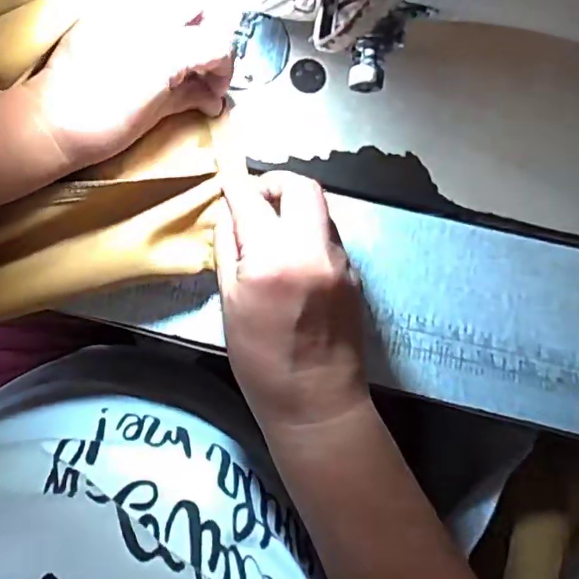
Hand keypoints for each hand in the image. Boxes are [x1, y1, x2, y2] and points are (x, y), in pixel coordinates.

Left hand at [22, 0, 233, 169]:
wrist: (49, 122)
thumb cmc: (102, 127)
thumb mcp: (155, 115)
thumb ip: (188, 96)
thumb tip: (209, 98)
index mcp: (170, 48)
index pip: (219, 42)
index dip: (224, 69)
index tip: (215, 89)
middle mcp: (149, 21)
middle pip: (197, 7)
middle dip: (204, 34)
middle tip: (196, 66)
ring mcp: (120, 14)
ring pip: (164, 4)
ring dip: (175, 26)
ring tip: (166, 59)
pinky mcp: (96, 17)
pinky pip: (132, 9)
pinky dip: (144, 26)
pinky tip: (135, 53)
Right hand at [216, 170, 370, 432]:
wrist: (316, 402)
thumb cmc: (259, 358)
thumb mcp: (228, 300)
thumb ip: (229, 248)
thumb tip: (230, 214)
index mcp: (274, 259)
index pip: (252, 199)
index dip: (235, 184)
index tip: (224, 177)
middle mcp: (314, 251)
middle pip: (302, 187)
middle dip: (273, 184)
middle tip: (252, 201)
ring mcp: (341, 262)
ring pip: (318, 209)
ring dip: (291, 209)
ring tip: (268, 234)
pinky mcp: (354, 274)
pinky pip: (326, 236)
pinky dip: (305, 234)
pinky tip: (289, 261)